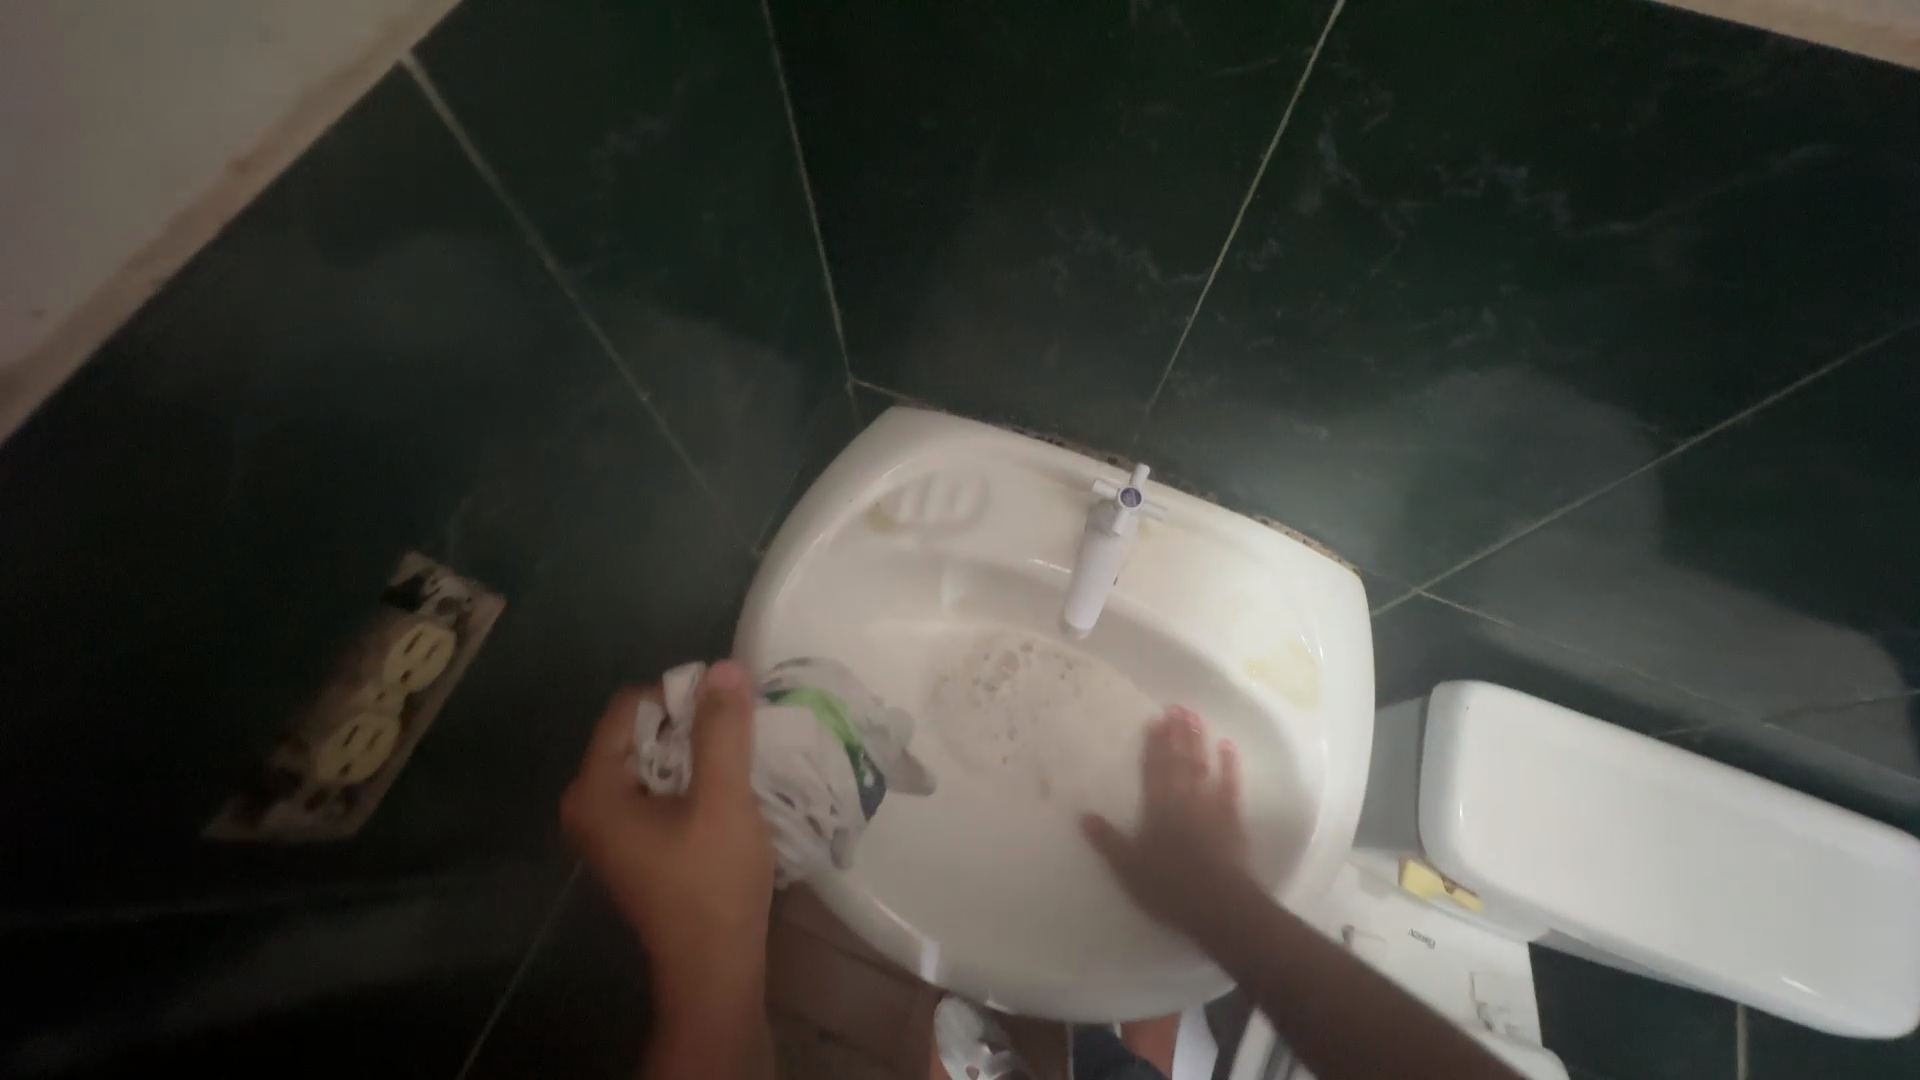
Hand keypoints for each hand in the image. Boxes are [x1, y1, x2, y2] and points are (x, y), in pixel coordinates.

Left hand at [561, 660, 773, 1017]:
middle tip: (738, 735)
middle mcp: (588, 802)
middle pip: (641, 730)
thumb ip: (723, 729)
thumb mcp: (723, 797)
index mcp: (594, 789)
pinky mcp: (632, 840)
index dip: (681, 696)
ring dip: (697, 749)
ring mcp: (608, 825)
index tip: (728, 711)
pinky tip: (726, 787)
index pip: (631, 706)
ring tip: (738, 759)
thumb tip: (725, 667)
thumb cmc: (711, 881)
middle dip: (692, 723)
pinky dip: (691, 775)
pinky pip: (658, 783)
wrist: (715, 965)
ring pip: (655, 756)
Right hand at [1083, 705, 1248, 932]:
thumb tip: (1083, 815)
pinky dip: (1230, 766)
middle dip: (1177, 734)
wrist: (1218, 904)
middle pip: (1179, 761)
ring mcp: (1210, 807)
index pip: (1153, 769)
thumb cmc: (1168, 886)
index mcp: (1156, 808)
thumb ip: (1107, 840)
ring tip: (1196, 717)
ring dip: (1199, 742)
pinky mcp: (1232, 820)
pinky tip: (1228, 747)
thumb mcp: (1128, 866)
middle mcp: (1182, 800)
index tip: (1155, 720)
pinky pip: (1231, 786)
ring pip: (1203, 767)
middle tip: (1178, 707)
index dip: (1153, 744)